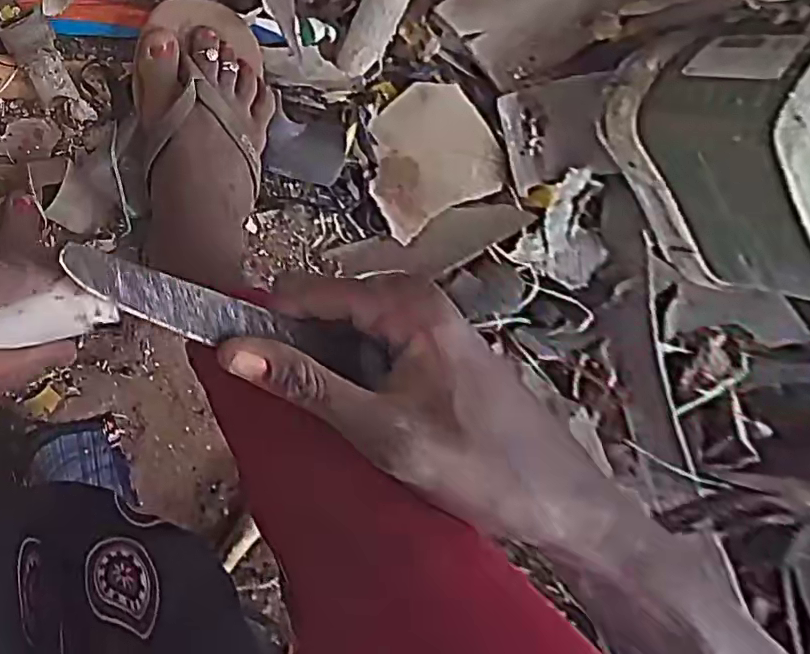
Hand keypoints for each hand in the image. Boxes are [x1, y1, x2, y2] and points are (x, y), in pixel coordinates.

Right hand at [217, 273, 627, 551]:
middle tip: (305, 400)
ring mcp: (418, 317)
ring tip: (340, 410)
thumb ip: (303, 384)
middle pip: (313, 305)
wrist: (579, 518)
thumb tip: (231, 351)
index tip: (245, 363)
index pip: (297, 290)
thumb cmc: (491, 471)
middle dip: (296, 348)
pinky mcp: (421, 340)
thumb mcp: (383, 431)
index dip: (265, 325)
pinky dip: (342, 371)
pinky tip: (362, 408)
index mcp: (404, 300)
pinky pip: (355, 340)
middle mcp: (410, 296)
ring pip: (331, 325)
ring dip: (319, 363)